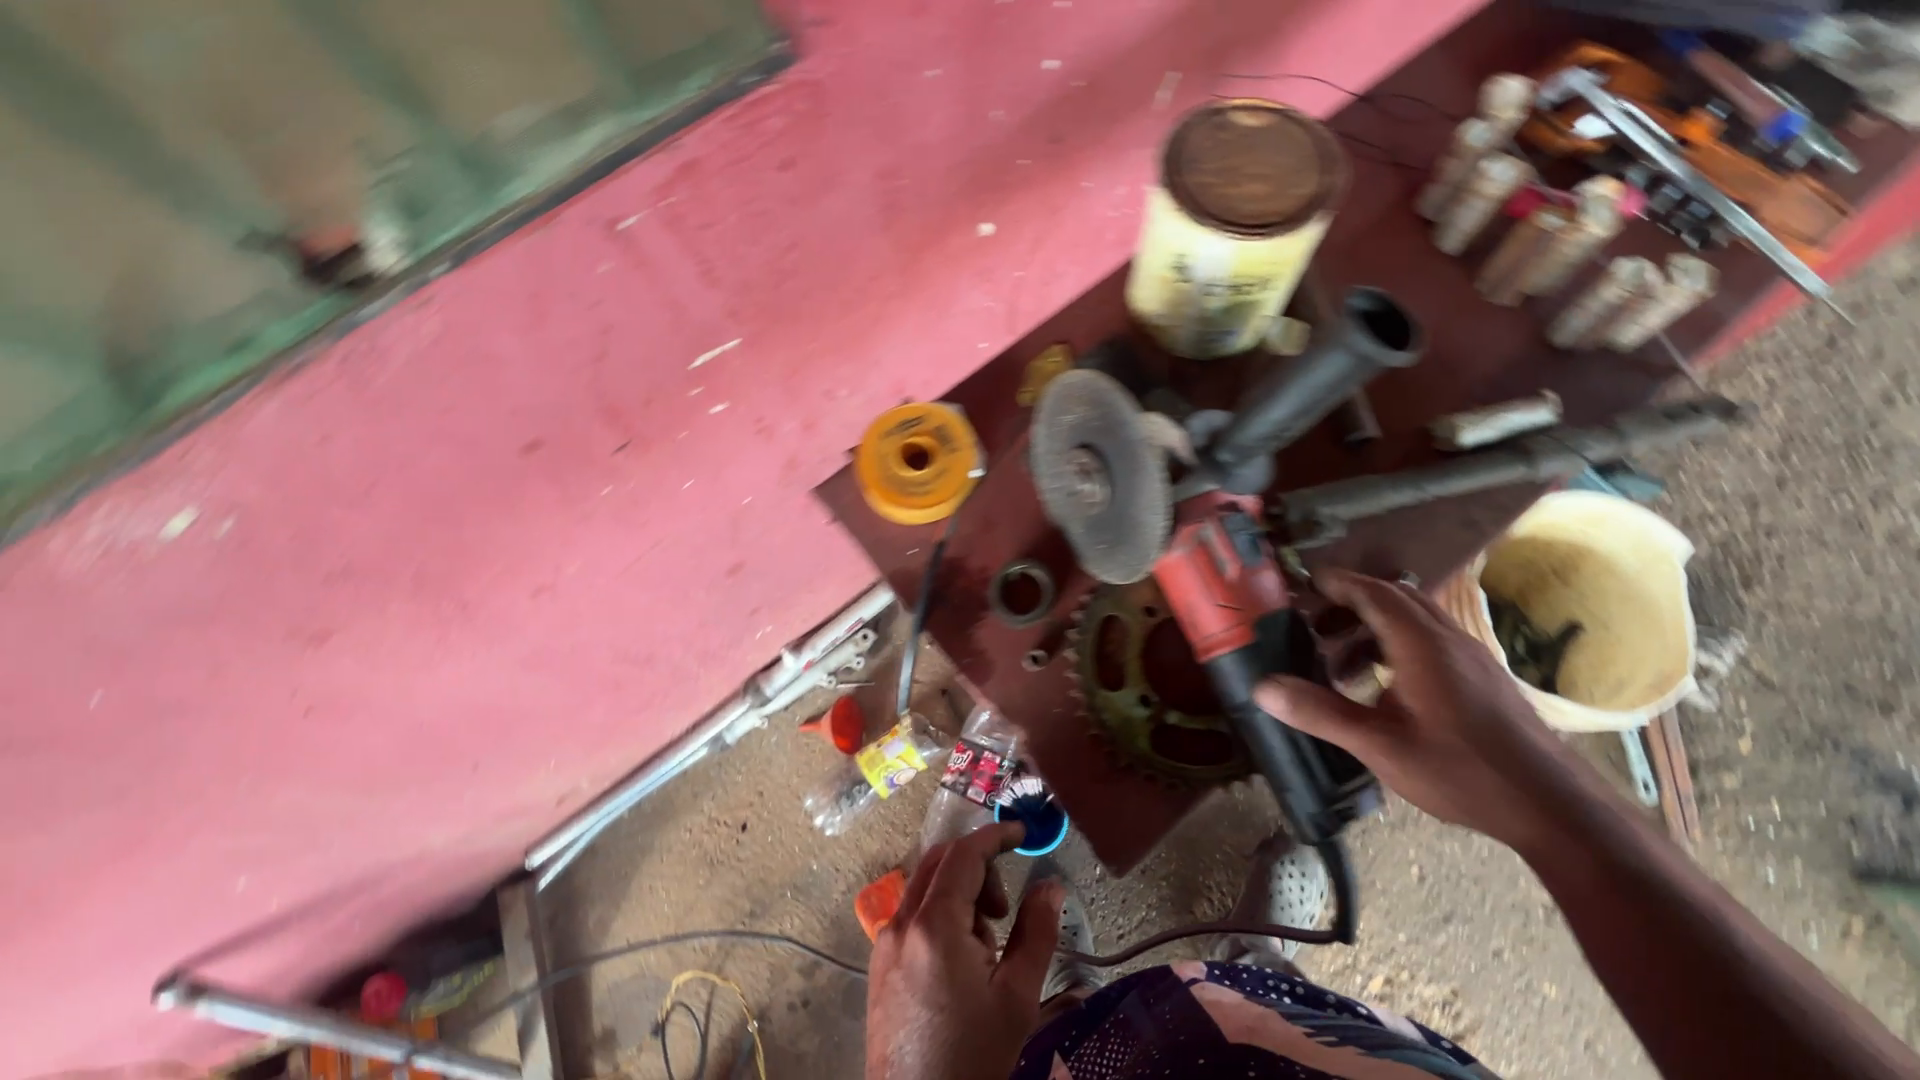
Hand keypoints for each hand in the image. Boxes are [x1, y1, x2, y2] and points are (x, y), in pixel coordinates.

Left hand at [865, 822, 1064, 1079]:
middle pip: (939, 862)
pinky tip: (960, 960)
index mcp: (934, 924)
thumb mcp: (1017, 996)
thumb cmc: (972, 1053)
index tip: (1023, 833)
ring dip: (959, 892)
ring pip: (923, 887)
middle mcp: (900, 923)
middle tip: (1005, 908)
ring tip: (987, 945)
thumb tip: (1051, 885)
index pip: (964, 854)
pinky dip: (940, 914)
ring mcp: (883, 943)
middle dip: (977, 866)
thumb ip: (1037, 932)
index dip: (995, 835)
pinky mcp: (878, 964)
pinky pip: (911, 914)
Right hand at [1255, 569, 1595, 853]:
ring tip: (1341, 666)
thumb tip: (1262, 687)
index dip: (1338, 584)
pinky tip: (1384, 689)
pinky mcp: (1483, 679)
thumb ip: (1319, 712)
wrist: (1550, 804)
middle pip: (1396, 600)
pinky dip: (1397, 648)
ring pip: (1416, 622)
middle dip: (1351, 605)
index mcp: (1421, 644)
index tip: (1305, 584)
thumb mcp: (1378, 745)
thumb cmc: (1460, 771)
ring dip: (1373, 630)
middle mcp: (1449, 639)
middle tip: (1314, 626)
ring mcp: (1472, 658)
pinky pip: (1432, 643)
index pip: (1374, 593)